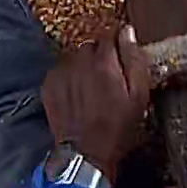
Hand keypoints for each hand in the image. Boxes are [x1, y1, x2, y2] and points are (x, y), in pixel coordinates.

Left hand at [42, 23, 150, 180]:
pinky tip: (76, 96)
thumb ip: (134, 59)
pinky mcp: (48, 84)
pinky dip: (68, 78)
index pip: (109, 36)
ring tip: (89, 90)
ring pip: (74, 58)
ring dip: (82, 67)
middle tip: (106, 79)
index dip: (116, 49)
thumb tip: (127, 32)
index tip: (119, 62)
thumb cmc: (118, 127)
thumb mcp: (138, 95)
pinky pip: (61, 71)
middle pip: (90, 46)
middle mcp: (79, 61)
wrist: (86, 155)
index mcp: (103, 61)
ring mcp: (61, 72)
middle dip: (99, 57)